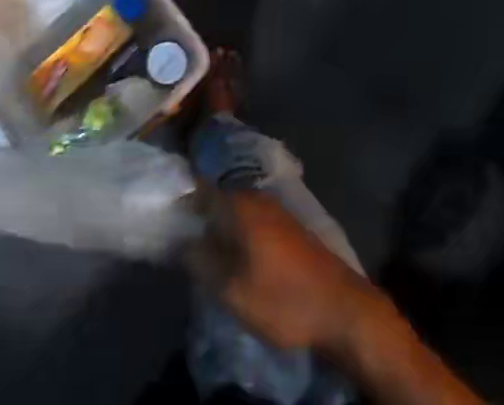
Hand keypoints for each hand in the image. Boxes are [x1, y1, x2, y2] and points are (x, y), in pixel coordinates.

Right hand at [188, 191, 488, 404]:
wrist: (345, 313)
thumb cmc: (283, 299)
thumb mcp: (230, 289)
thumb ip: (199, 260)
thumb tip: (180, 240)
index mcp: (238, 203)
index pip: (195, 189)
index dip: (174, 202)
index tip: (158, 218)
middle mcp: (255, 197)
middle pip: (214, 198)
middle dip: (195, 216)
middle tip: (176, 241)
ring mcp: (275, 210)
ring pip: (233, 211)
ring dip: (216, 227)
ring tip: (201, 253)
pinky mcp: (288, 228)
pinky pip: (250, 221)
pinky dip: (236, 234)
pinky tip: (231, 256)